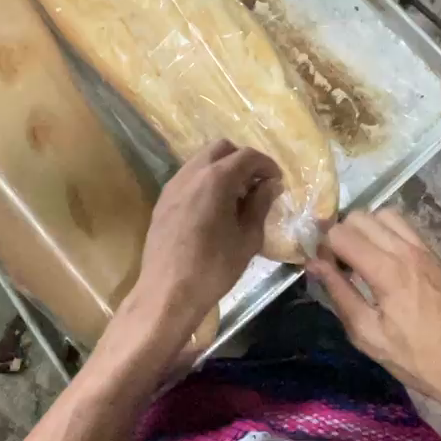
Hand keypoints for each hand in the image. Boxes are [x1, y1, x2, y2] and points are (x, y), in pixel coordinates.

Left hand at [118, 140, 282, 347]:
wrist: (167, 291)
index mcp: (216, 178)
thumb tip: (270, 185)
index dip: (267, 165)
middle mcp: (192, 172)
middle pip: (221, 149)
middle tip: (256, 185)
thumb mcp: (247, 238)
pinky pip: (188, 177)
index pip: (247, 156)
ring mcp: (174, 184)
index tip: (277, 181)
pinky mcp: (163, 199)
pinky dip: (205, 180)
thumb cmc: (214, 267)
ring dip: (222, 168)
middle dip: (242, 160)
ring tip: (236, 196)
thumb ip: (260, 204)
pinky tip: (213, 207)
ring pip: (201, 160)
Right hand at [307, 210, 440, 418]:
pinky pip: (404, 225)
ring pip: (382, 214)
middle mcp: (405, 250)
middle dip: (341, 234)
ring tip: (362, 256)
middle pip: (359, 216)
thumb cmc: (417, 359)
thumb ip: (339, 293)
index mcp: (387, 271)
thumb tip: (313, 263)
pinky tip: (384, 258)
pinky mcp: (435, 254)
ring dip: (365, 228)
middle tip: (340, 262)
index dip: (323, 247)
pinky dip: (386, 232)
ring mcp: (424, 249)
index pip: (340, 233)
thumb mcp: (368, 335)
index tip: (324, 268)